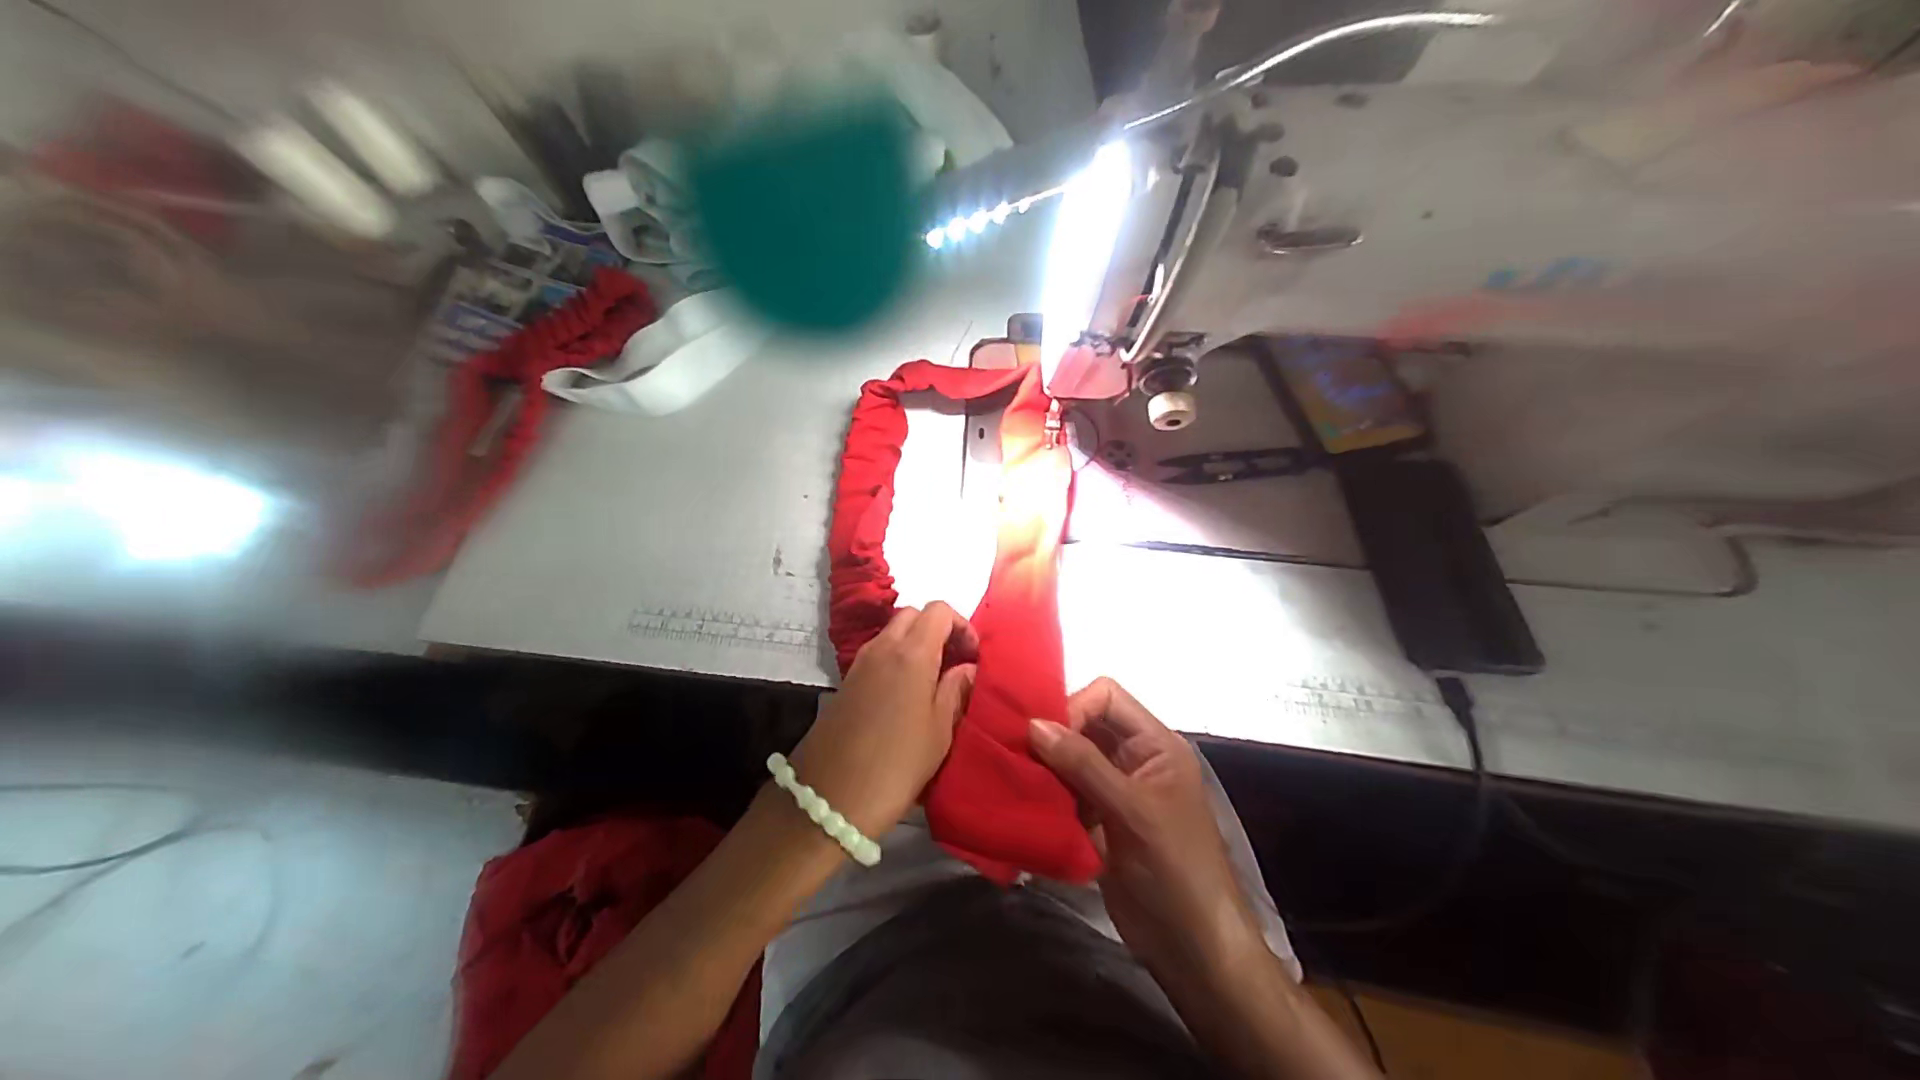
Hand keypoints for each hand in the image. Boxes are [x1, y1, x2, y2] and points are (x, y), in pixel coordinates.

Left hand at [792, 603, 978, 840]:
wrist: (831, 797)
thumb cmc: (897, 763)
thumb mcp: (940, 730)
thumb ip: (956, 690)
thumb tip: (967, 668)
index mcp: (910, 653)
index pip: (939, 610)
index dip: (962, 625)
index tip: (974, 656)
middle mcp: (882, 648)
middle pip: (913, 616)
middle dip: (938, 630)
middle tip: (956, 664)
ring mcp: (860, 664)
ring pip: (893, 634)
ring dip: (917, 645)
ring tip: (935, 682)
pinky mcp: (847, 683)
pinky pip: (879, 655)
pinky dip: (898, 661)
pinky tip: (909, 697)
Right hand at [1029, 678, 1260, 980]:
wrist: (1192, 946)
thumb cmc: (1176, 868)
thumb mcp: (1133, 810)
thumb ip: (1084, 764)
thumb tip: (1034, 723)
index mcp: (1155, 744)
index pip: (1108, 697)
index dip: (1075, 706)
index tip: (1042, 734)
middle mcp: (1132, 759)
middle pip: (1085, 724)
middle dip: (1052, 734)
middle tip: (1015, 750)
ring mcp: (1112, 791)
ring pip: (1069, 759)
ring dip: (1043, 764)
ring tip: (1011, 772)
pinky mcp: (1095, 821)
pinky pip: (1063, 792)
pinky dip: (1043, 793)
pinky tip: (1019, 799)